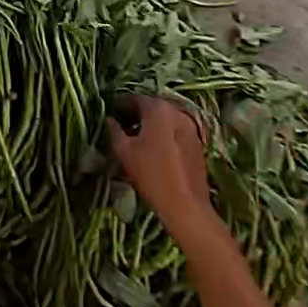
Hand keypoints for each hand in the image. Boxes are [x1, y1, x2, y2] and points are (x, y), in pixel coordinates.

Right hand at [107, 96, 213, 227]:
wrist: (186, 206)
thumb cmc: (151, 175)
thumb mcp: (124, 151)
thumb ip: (113, 130)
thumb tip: (109, 120)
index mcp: (158, 108)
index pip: (133, 99)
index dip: (119, 107)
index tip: (109, 117)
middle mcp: (176, 112)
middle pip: (151, 108)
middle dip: (135, 116)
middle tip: (121, 129)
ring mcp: (190, 128)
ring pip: (164, 121)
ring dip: (150, 126)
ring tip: (137, 142)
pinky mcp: (198, 144)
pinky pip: (175, 132)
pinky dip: (164, 136)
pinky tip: (155, 152)